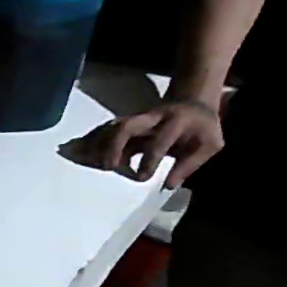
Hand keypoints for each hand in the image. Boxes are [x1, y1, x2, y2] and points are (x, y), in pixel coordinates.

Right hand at [65, 98, 222, 188]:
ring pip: (111, 128)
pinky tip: (76, 150)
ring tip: (79, 158)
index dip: (149, 159)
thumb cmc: (201, 129)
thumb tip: (169, 185)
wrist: (192, 101)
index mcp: (176, 122)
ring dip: (96, 143)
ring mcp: (135, 118)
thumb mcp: (210, 145)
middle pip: (126, 126)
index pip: (159, 140)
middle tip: (107, 166)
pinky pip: (104, 131)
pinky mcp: (125, 122)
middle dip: (113, 145)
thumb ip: (190, 164)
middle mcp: (152, 117)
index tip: (142, 177)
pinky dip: (90, 140)